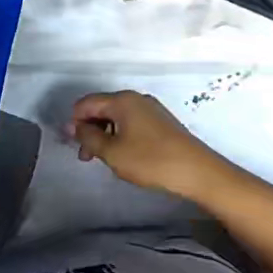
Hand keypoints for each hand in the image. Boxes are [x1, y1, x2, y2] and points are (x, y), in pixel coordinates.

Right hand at [70, 91, 227, 199]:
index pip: (86, 103)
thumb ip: (88, 137)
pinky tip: (126, 156)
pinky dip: (122, 136)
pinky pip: (132, 123)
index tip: (74, 146)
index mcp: (121, 100)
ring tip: (105, 159)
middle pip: (102, 108)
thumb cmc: (151, 161)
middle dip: (90, 130)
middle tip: (86, 156)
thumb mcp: (112, 152)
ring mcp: (152, 109)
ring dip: (105, 135)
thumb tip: (73, 126)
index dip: (75, 123)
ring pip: (117, 117)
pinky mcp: (163, 123)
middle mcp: (136, 98)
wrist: (200, 173)